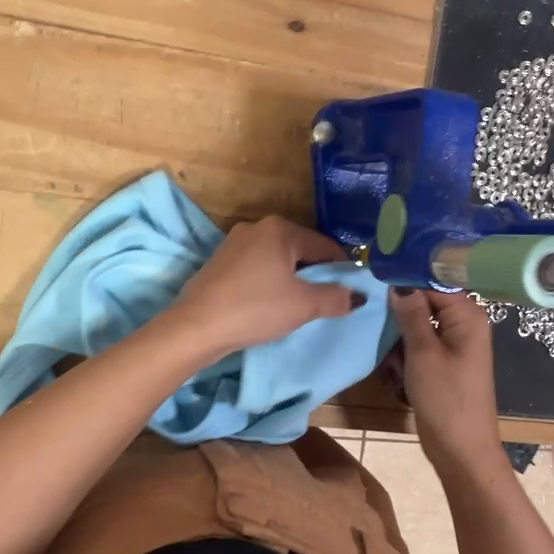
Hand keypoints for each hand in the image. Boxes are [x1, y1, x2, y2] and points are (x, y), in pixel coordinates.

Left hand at [160, 217, 362, 357]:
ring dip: (290, 280)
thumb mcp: (304, 305)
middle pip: (300, 250)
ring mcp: (234, 243)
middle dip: (314, 275)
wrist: (196, 326)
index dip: (342, 270)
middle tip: (322, 303)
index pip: (326, 246)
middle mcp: (257, 227)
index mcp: (281, 228)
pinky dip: (268, 283)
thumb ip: (336, 298)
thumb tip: (357, 295)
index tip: (349, 293)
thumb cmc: (255, 309)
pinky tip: (267, 305)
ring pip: (277, 260)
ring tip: (295, 307)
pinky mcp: (219, 262)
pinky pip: (256, 269)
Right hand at [389, 287, 502, 478]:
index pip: (434, 280)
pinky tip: (394, 371)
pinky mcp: (443, 363)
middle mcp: (464, 323)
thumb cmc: (446, 398)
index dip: (407, 277)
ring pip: (417, 325)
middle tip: (375, 320)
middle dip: (400, 312)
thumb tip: (399, 282)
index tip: (375, 274)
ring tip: (389, 357)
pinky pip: (418, 345)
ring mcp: (454, 344)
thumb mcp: (423, 352)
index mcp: (468, 314)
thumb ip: (411, 313)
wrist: (461, 450)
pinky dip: (403, 354)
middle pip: (425, 301)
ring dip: (398, 337)